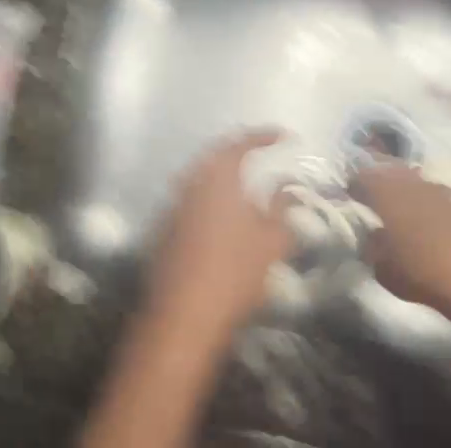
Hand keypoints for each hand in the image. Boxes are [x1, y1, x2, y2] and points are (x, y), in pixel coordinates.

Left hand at [145, 130, 293, 336]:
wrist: (182, 313)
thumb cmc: (234, 272)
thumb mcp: (271, 241)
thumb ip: (282, 208)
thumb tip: (287, 187)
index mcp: (219, 175)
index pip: (243, 142)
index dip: (266, 136)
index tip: (287, 137)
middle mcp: (191, 179)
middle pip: (218, 154)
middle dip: (242, 152)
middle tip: (263, 154)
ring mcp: (172, 201)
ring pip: (202, 177)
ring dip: (225, 177)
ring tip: (247, 186)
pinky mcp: (163, 224)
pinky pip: (191, 198)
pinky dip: (210, 199)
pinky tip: (224, 217)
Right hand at [354, 162, 450, 308]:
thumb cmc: (419, 272)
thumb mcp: (381, 267)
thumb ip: (371, 246)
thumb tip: (371, 235)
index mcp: (386, 194)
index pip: (363, 177)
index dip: (354, 183)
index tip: (348, 192)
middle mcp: (411, 185)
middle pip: (391, 171)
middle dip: (379, 178)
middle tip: (372, 190)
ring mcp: (439, 193)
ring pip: (416, 180)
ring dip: (406, 187)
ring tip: (400, 202)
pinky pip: (438, 196)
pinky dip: (429, 202)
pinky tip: (428, 217)